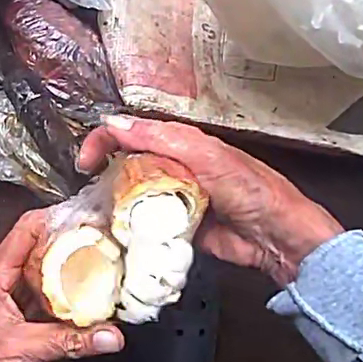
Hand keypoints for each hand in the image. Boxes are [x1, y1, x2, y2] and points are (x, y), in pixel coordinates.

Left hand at [0, 209, 124, 361]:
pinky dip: (57, 291)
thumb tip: (110, 336)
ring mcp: (1, 296)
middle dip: (66, 241)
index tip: (84, 216)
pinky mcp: (7, 314)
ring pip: (36, 269)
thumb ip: (71, 342)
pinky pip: (36, 293)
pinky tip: (77, 297)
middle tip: (97, 240)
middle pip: (35, 246)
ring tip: (94, 262)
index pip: (26, 228)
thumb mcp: (25, 351)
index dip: (56, 217)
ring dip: (62, 266)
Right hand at [78, 116, 341, 283]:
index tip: (85, 161)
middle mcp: (173, 168)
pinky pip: (144, 225)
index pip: (131, 133)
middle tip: (88, 192)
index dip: (103, 140)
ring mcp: (172, 198)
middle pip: (126, 165)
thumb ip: (163, 139)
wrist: (277, 237)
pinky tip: (120, 234)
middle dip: (102, 175)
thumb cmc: (252, 190)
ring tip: (98, 215)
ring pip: (131, 196)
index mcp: (179, 144)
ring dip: (113, 205)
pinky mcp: (175, 227)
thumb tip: (116, 124)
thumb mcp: (206, 156)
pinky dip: (131, 229)